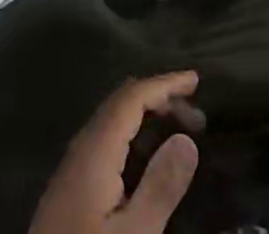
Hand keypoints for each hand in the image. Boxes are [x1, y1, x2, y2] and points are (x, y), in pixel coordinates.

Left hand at [29, 72, 202, 233]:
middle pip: (120, 103)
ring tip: (180, 129)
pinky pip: (106, 140)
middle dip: (159, 98)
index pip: (130, 98)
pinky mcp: (72, 187)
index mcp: (95, 151)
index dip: (164, 84)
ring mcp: (73, 167)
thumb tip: (187, 138)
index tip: (196, 80)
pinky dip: (133, 132)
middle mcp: (81, 149)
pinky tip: (147, 155)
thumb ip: (161, 186)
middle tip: (197, 114)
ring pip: (111, 121)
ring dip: (146, 115)